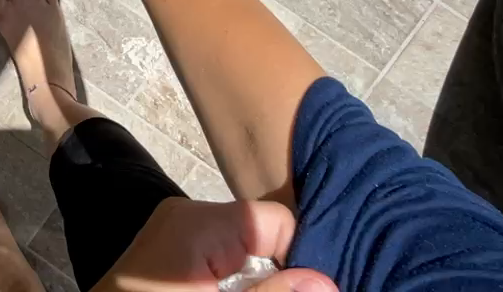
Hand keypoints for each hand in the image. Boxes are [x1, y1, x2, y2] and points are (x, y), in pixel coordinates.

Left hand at [95, 197, 335, 291]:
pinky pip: (222, 259)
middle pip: (263, 234)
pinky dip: (241, 281)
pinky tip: (251, 289)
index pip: (275, 219)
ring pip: (246, 250)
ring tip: (291, 289)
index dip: (304, 257)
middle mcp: (188, 217)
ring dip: (267, 280)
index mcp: (198, 224)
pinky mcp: (173, 253)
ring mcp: (178, 233)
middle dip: (289, 272)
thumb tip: (329, 282)